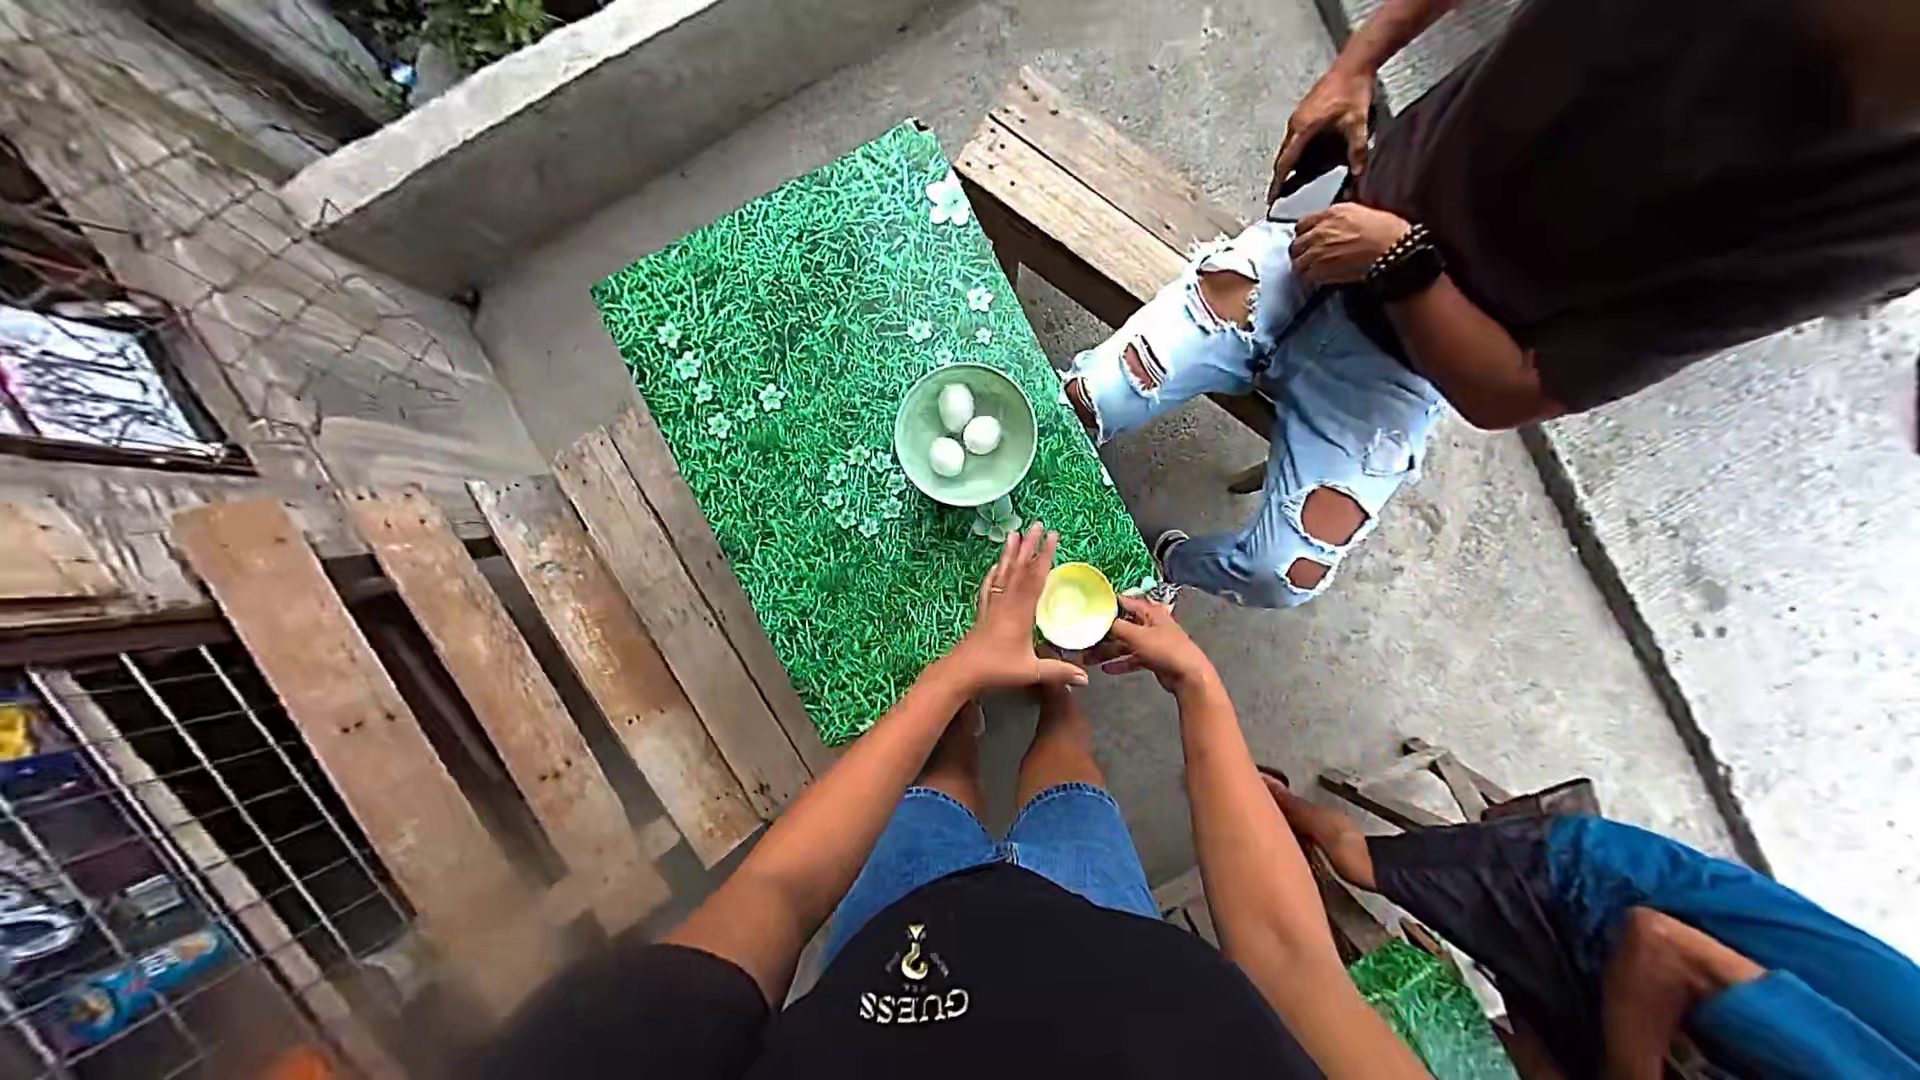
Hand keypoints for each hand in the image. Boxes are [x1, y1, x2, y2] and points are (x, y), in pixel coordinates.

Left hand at [942, 523, 1087, 692]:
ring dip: (1010, 553)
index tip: (1053, 537)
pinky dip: (994, 573)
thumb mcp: (1030, 672)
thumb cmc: (995, 670)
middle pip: (1019, 568)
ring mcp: (992, 606)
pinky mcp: (982, 613)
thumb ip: (1058, 672)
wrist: (961, 671)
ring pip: (1003, 573)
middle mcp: (1006, 603)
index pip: (1035, 578)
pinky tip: (996, 565)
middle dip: (1029, 545)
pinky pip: (989, 587)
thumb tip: (1085, 679)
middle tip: (1037, 524)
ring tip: (1014, 533)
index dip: (1045, 556)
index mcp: (1020, 613)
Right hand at [1091, 595, 1216, 692]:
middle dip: (1102, 634)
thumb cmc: (1164, 649)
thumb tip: (1097, 618)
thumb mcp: (1137, 635)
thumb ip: (1115, 626)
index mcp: (1148, 612)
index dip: (1105, 604)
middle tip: (1083, 640)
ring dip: (1107, 651)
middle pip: (1121, 625)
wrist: (1188, 676)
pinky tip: (1106, 669)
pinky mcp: (1152, 658)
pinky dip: (1120, 663)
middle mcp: (1149, 624)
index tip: (1086, 608)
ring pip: (1124, 644)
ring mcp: (1151, 641)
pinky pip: (1132, 658)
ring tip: (1088, 659)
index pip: (1123, 602)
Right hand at [1267, 67, 1373, 203]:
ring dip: (1286, 163)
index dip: (1278, 182)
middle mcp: (1295, 124)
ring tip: (1289, 177)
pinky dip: (1293, 150)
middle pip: (1282, 157)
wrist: (1355, 60)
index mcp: (1303, 130)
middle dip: (1280, 176)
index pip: (1285, 163)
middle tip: (1279, 192)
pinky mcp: (1303, 110)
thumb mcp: (1358, 121)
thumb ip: (1357, 148)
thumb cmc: (1353, 89)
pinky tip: (1301, 154)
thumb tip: (1358, 171)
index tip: (1272, 198)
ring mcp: (1298, 116)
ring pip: (1287, 147)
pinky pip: (1292, 136)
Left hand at [1288, 203, 1410, 285]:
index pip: (1302, 224)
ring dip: (1304, 265)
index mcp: (1330, 214)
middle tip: (1310, 256)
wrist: (1392, 248)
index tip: (1310, 239)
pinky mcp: (1318, 270)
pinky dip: (1311, 277)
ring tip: (1315, 268)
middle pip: (1296, 244)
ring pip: (1297, 261)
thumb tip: (1328, 225)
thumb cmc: (1384, 230)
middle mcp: (1319, 232)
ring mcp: (1316, 252)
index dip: (1305, 233)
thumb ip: (1338, 218)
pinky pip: (1305, 275)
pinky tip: (1321, 275)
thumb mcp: (1359, 212)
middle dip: (1302, 251)